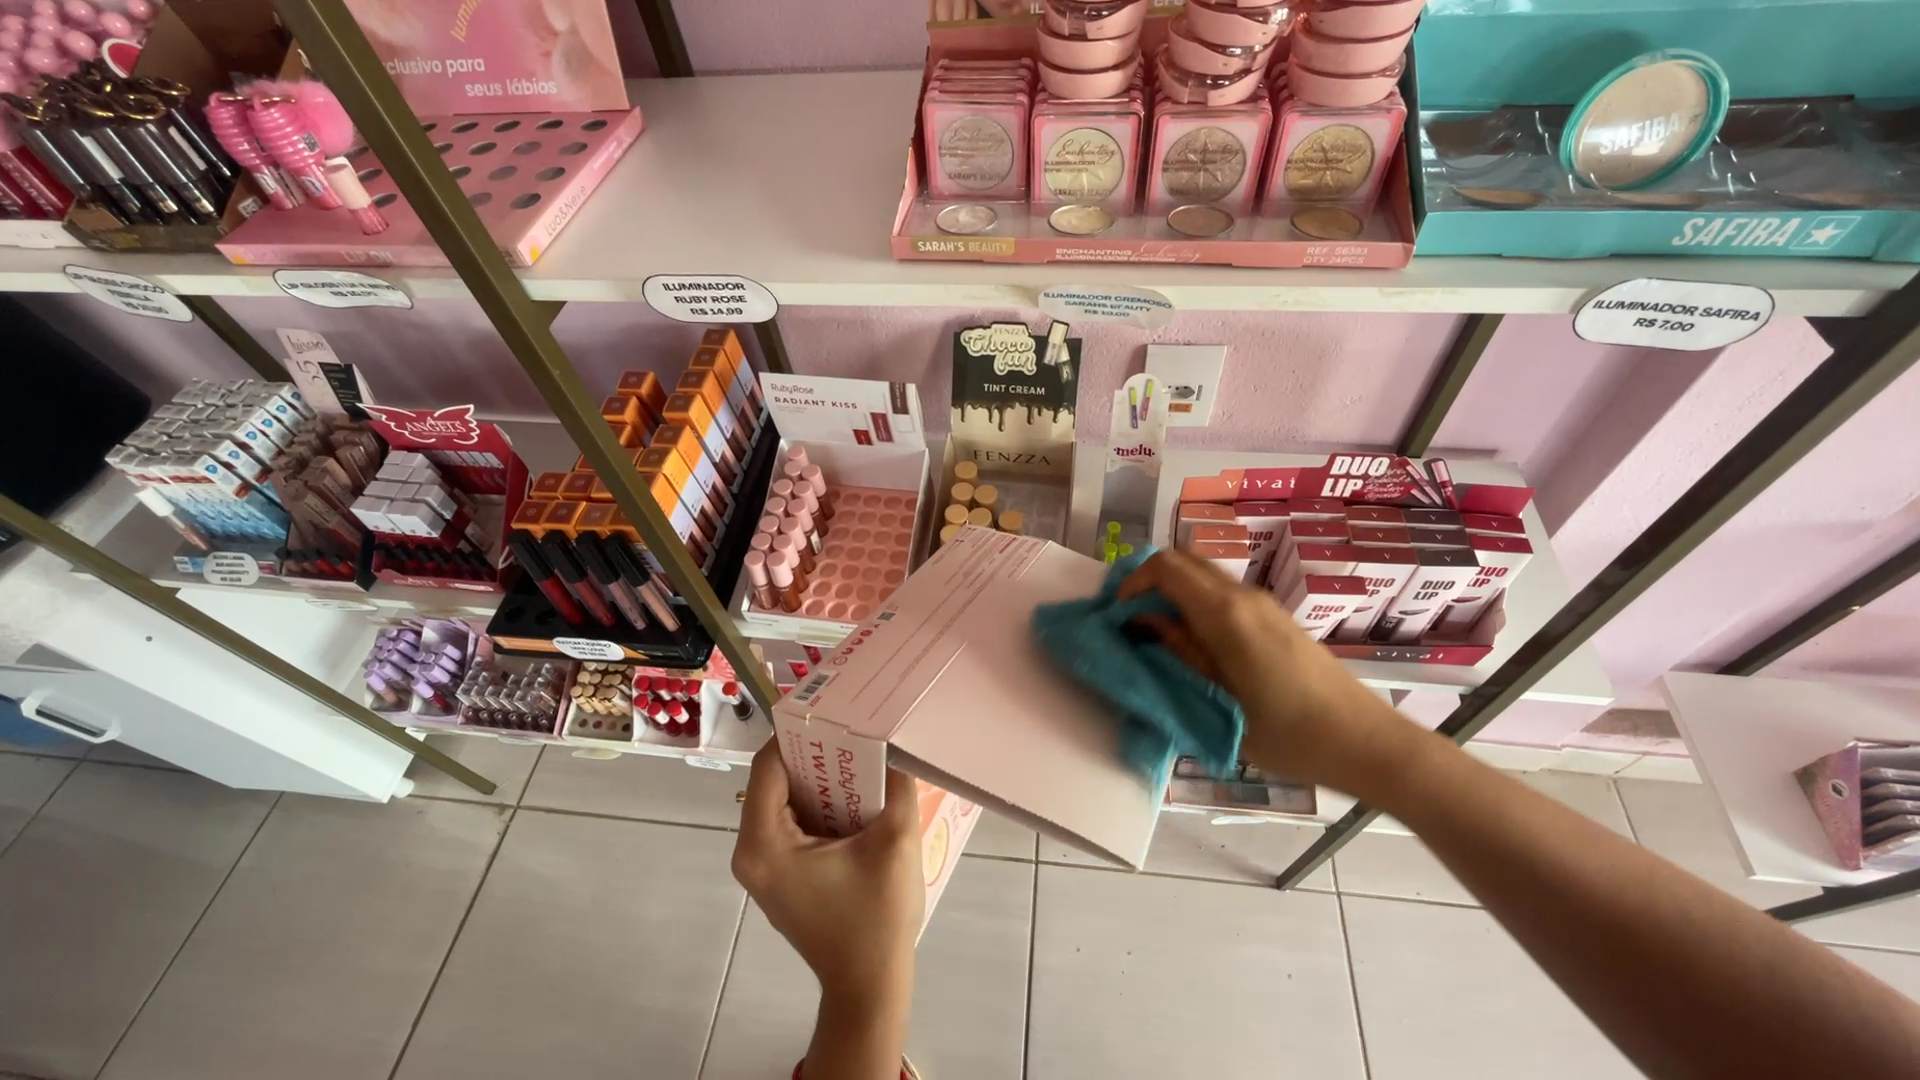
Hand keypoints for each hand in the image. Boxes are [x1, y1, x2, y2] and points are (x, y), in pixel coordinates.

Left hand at [732, 740, 924, 1005]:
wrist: (869, 985)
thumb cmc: (876, 918)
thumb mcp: (895, 842)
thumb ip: (896, 785)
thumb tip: (895, 743)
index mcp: (765, 843)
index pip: (768, 766)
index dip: (798, 733)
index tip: (834, 711)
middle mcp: (751, 851)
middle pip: (773, 781)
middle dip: (813, 754)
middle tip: (853, 730)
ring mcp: (762, 867)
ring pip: (782, 801)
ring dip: (818, 779)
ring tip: (859, 756)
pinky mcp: (779, 876)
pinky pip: (790, 823)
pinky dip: (818, 805)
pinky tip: (854, 796)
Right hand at [1118, 548, 1421, 792]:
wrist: (1361, 741)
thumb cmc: (1285, 732)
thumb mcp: (1216, 703)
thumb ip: (1178, 655)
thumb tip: (1144, 623)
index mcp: (1225, 614)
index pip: (1165, 568)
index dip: (1132, 583)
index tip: (1117, 617)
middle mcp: (1243, 596)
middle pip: (1184, 561)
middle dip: (1148, 582)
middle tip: (1130, 622)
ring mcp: (1262, 604)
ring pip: (1204, 575)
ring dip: (1172, 592)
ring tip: (1157, 635)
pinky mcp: (1274, 618)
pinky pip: (1222, 592)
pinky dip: (1195, 602)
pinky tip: (1194, 643)